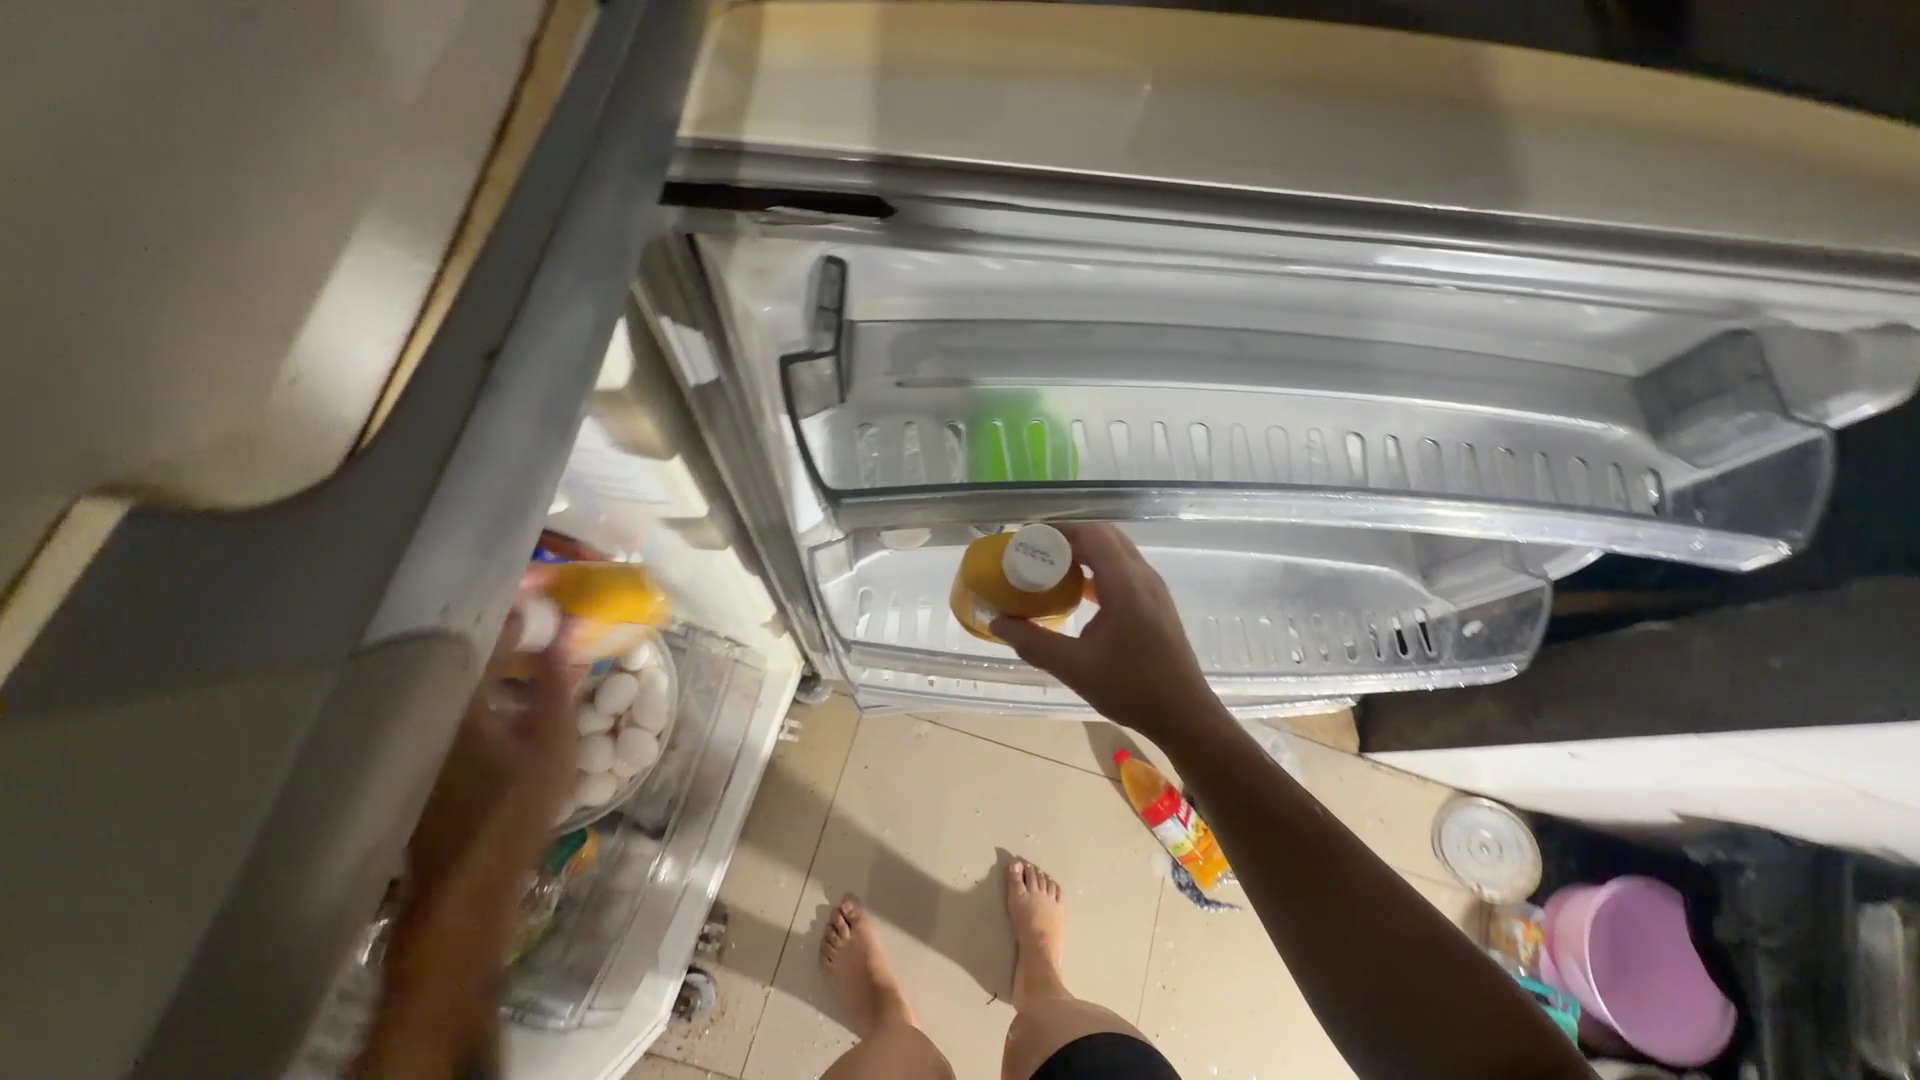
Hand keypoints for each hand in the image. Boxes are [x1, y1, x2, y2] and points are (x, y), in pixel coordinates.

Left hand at [407, 601, 579, 894]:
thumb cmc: (514, 814)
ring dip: (496, 674)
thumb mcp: (555, 747)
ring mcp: (422, 737)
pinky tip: (510, 712)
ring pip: (461, 688)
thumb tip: (560, 637)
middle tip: (542, 634)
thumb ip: (556, 687)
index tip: (542, 603)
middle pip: (470, 661)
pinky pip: (455, 712)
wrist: (469, 884)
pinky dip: (484, 701)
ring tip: (534, 671)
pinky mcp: (423, 760)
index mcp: (462, 703)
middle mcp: (432, 711)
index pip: (488, 640)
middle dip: (508, 643)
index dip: (517, 618)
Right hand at [991, 523, 1215, 738]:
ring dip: (1084, 553)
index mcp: (1126, 585)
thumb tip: (997, 622)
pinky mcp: (1156, 603)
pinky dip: (1097, 570)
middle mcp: (1144, 577)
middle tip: (1035, 553)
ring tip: (1050, 569)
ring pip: (1116, 552)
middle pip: (1105, 536)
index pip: (1092, 535)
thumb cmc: (1131, 689)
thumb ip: (1033, 642)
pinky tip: (1076, 593)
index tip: (1027, 541)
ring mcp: (1154, 589)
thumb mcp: (1074, 667)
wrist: (1184, 714)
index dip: (1058, 531)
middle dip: (1068, 538)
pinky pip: (1123, 571)